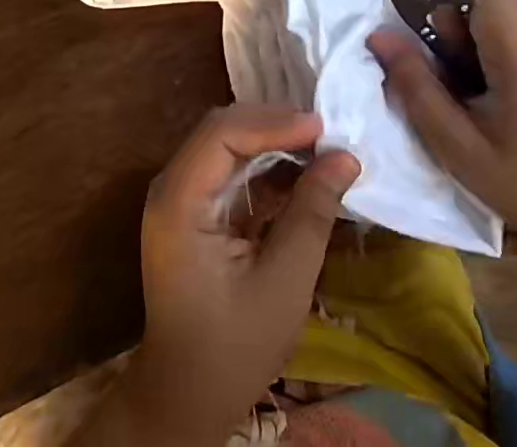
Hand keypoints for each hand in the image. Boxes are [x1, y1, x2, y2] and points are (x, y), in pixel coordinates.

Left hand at [106, 104, 360, 444]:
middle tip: (326, 134)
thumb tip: (345, 157)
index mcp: (178, 202)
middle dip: (275, 126)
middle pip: (222, 131)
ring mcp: (180, 197)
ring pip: (228, 146)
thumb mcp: (284, 281)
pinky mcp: (195, 210)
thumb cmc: (234, 346)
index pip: (221, 134)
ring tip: (321, 149)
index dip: (273, 122)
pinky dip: (267, 168)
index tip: (321, 128)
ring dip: (274, 144)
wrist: (187, 393)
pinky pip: (231, 171)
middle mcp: (171, 188)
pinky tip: (302, 175)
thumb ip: (312, 213)